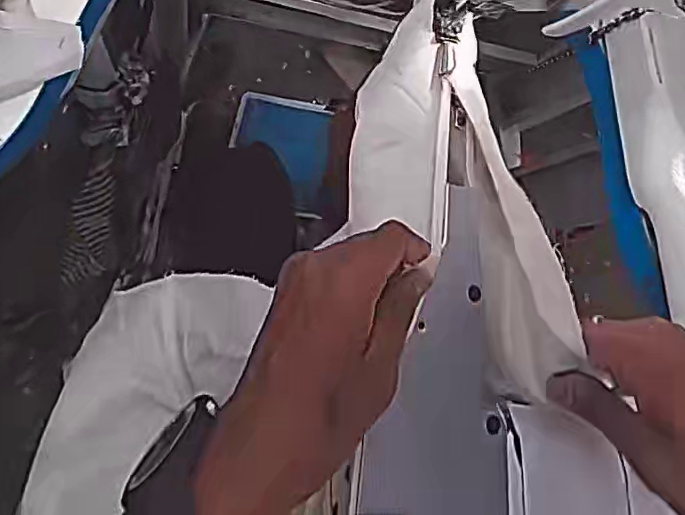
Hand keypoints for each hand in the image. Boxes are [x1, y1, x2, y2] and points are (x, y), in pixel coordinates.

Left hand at [193, 221, 433, 514]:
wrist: (260, 447)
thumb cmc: (313, 419)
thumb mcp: (381, 366)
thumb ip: (402, 308)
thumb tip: (415, 280)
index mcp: (344, 279)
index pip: (393, 236)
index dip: (416, 251)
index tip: (424, 267)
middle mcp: (315, 269)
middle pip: (369, 242)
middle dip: (391, 265)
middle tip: (407, 298)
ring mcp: (294, 279)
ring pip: (347, 255)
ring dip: (367, 276)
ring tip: (377, 322)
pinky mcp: (281, 293)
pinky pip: (325, 272)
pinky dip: (343, 286)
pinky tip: (351, 326)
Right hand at [549, 318, 684, 514]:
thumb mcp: (642, 449)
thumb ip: (596, 407)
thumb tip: (562, 384)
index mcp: (651, 351)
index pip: (585, 331)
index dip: (556, 347)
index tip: (538, 363)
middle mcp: (665, 337)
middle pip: (599, 331)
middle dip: (577, 356)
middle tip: (557, 385)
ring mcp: (677, 342)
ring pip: (617, 336)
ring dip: (598, 359)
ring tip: (583, 393)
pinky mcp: (684, 353)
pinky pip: (637, 343)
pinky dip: (620, 361)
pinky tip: (614, 389)